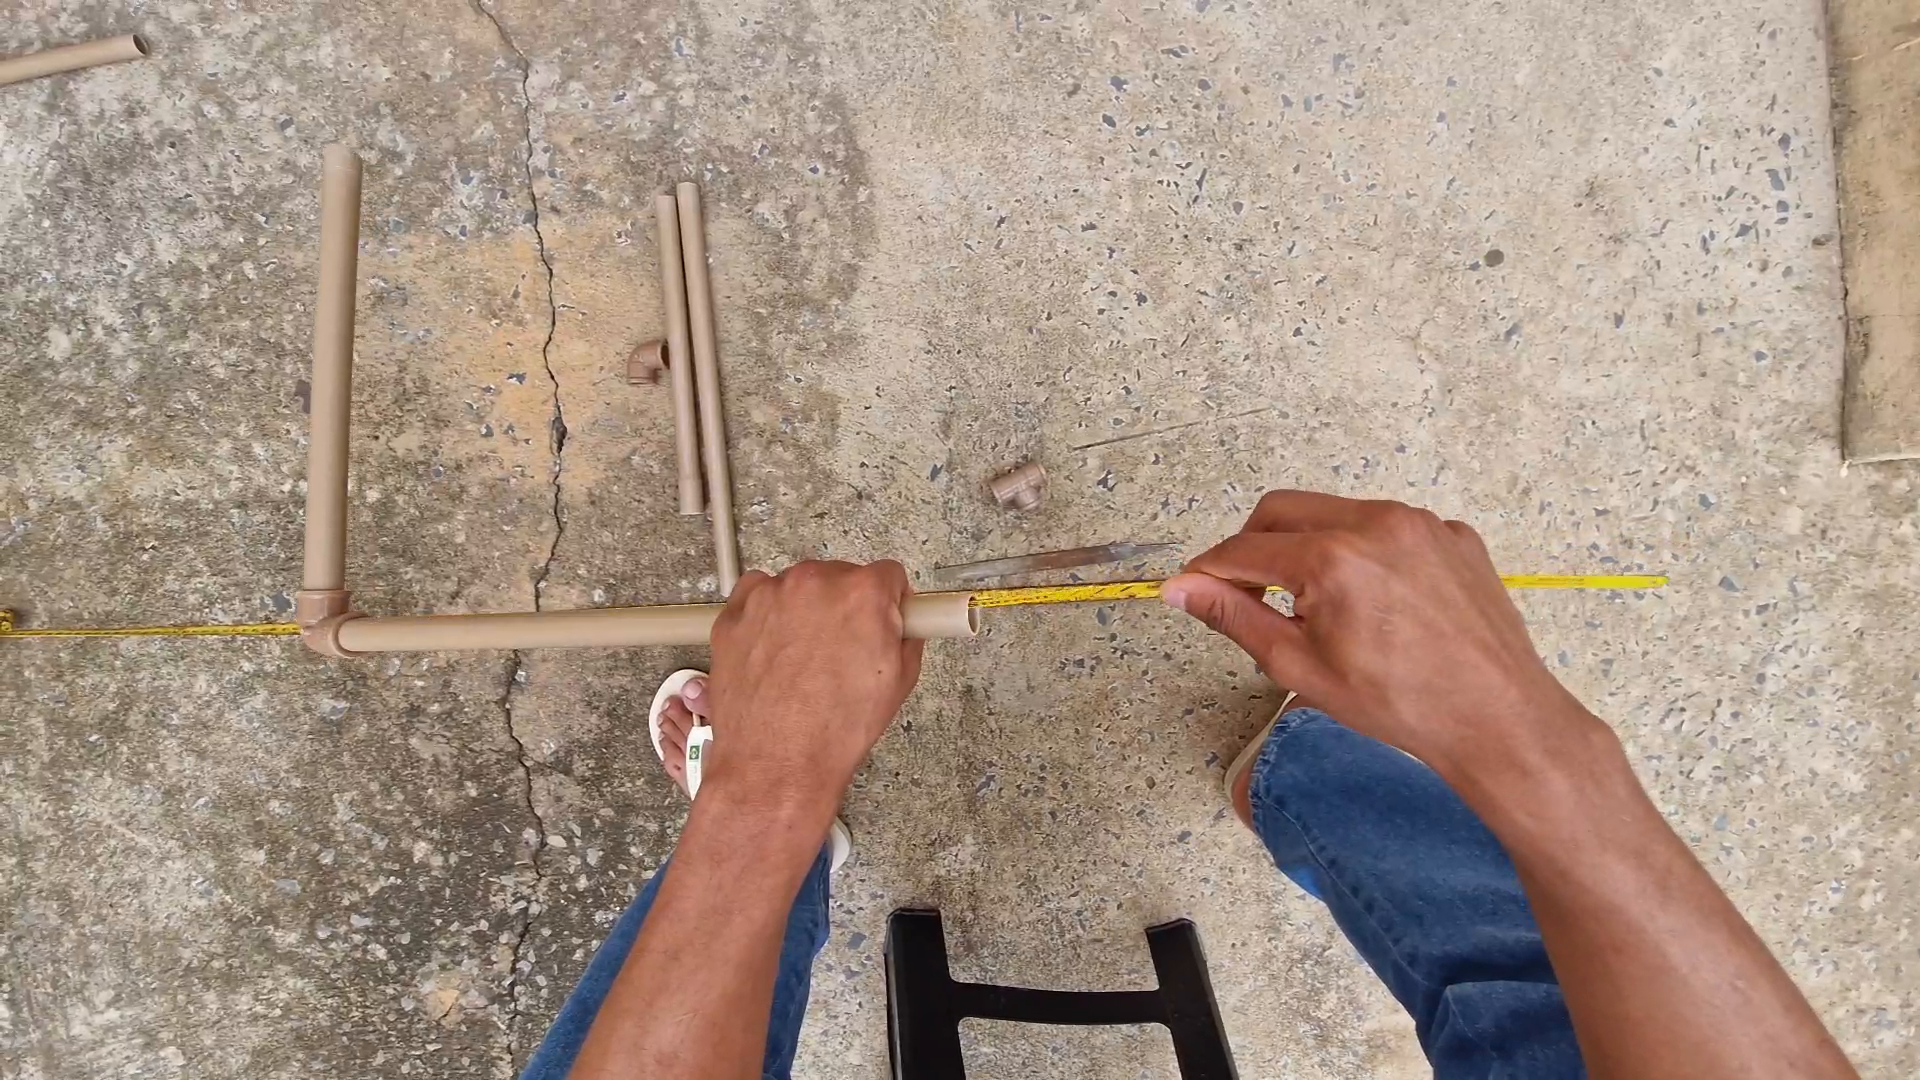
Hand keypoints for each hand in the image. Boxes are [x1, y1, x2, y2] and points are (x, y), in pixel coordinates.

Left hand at [702, 560, 924, 821]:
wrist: (777, 763)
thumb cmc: (833, 730)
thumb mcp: (900, 681)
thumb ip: (906, 635)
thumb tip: (901, 622)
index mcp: (863, 593)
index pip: (887, 575)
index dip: (889, 601)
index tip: (882, 617)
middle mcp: (816, 583)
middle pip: (841, 577)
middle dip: (845, 607)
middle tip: (843, 649)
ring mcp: (771, 595)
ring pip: (799, 587)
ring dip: (806, 610)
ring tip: (804, 659)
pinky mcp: (736, 613)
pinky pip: (758, 596)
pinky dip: (767, 615)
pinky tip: (776, 650)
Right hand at [1162, 491, 1602, 788]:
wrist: (1500, 721)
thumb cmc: (1393, 703)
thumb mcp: (1296, 664)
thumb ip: (1230, 616)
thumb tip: (1178, 588)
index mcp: (1332, 557)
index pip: (1242, 549)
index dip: (1207, 570)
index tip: (1192, 588)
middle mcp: (1375, 521)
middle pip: (1280, 510)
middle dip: (1251, 546)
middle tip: (1250, 594)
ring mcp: (1420, 522)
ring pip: (1331, 512)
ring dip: (1304, 544)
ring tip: (1314, 600)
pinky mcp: (1451, 532)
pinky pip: (1383, 524)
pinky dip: (1358, 549)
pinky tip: (1371, 597)